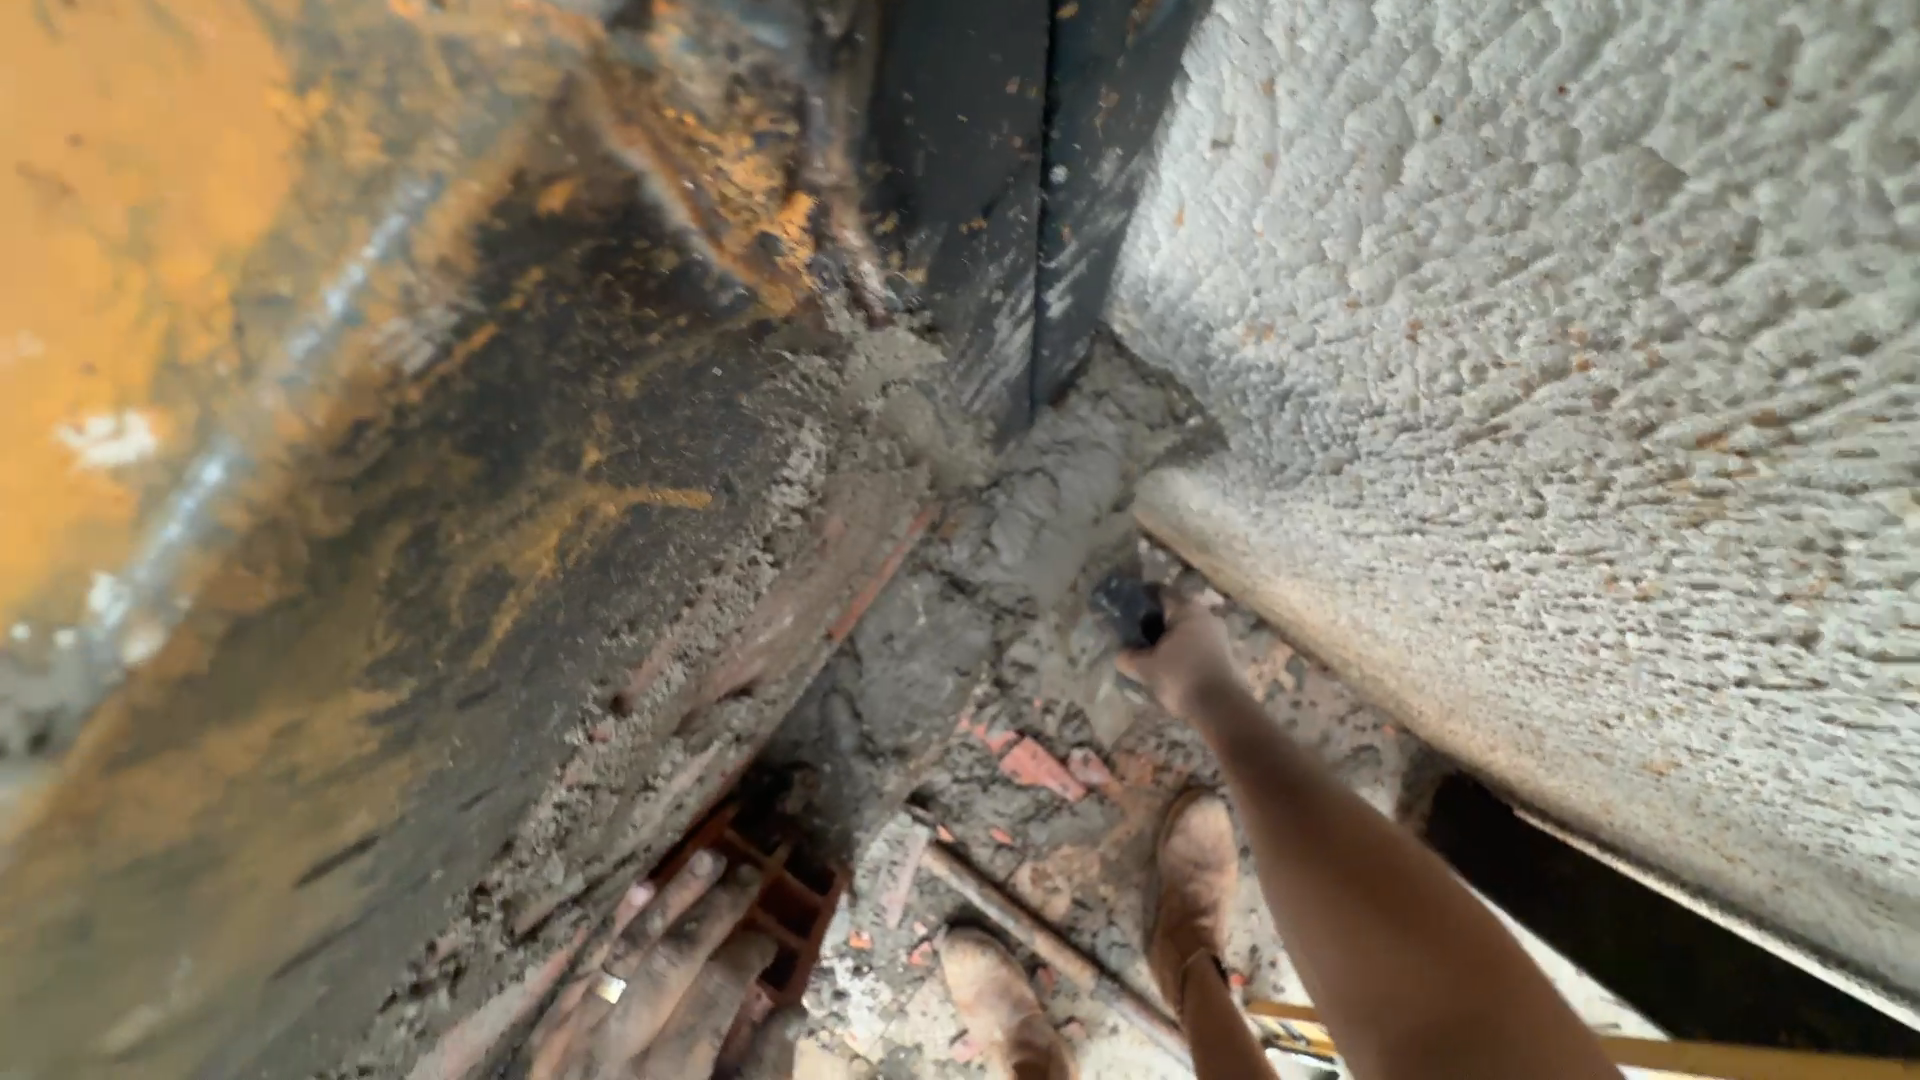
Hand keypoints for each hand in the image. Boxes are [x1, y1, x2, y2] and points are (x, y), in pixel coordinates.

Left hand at [527, 851, 798, 1079]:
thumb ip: (762, 1077)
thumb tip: (792, 1011)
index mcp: (668, 1078)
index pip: (716, 993)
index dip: (749, 956)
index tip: (771, 942)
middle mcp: (617, 1052)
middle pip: (673, 961)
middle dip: (718, 911)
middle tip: (754, 874)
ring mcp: (575, 1042)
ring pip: (628, 951)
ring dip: (672, 898)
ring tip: (711, 856)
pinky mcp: (550, 1039)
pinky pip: (583, 970)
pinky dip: (614, 926)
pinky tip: (642, 887)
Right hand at [1115, 592, 1244, 720]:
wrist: (1222, 708)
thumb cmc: (1181, 676)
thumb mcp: (1146, 667)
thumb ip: (1129, 657)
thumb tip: (1120, 654)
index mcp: (1186, 609)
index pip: (1160, 593)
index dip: (1141, 599)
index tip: (1127, 610)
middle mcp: (1205, 616)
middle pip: (1175, 611)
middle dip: (1156, 622)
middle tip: (1136, 635)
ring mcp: (1219, 635)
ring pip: (1188, 630)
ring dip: (1171, 639)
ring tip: (1151, 654)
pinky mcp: (1225, 655)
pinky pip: (1198, 646)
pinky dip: (1183, 651)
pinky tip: (1171, 666)